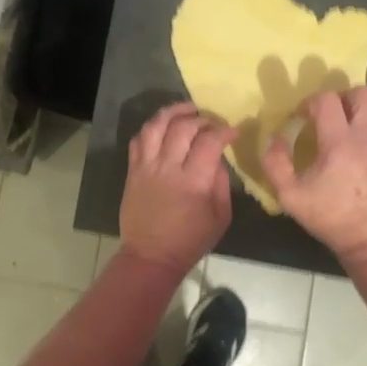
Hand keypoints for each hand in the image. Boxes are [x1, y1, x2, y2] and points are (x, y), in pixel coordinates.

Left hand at [119, 103, 237, 272]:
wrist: (151, 256)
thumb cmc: (190, 241)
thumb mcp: (220, 218)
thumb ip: (221, 184)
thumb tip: (218, 160)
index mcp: (193, 182)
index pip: (210, 142)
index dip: (224, 131)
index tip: (234, 130)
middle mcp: (168, 168)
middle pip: (183, 128)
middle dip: (201, 118)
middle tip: (211, 122)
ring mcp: (146, 168)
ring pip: (155, 127)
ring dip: (172, 112)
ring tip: (186, 109)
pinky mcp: (132, 172)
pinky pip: (138, 140)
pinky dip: (150, 128)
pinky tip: (163, 127)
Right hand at [262, 87, 366, 258]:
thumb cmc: (330, 218)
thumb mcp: (290, 197)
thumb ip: (275, 164)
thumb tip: (276, 137)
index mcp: (338, 143)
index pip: (326, 100)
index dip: (311, 102)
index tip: (305, 117)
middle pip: (362, 93)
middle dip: (344, 99)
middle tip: (335, 116)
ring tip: (359, 124)